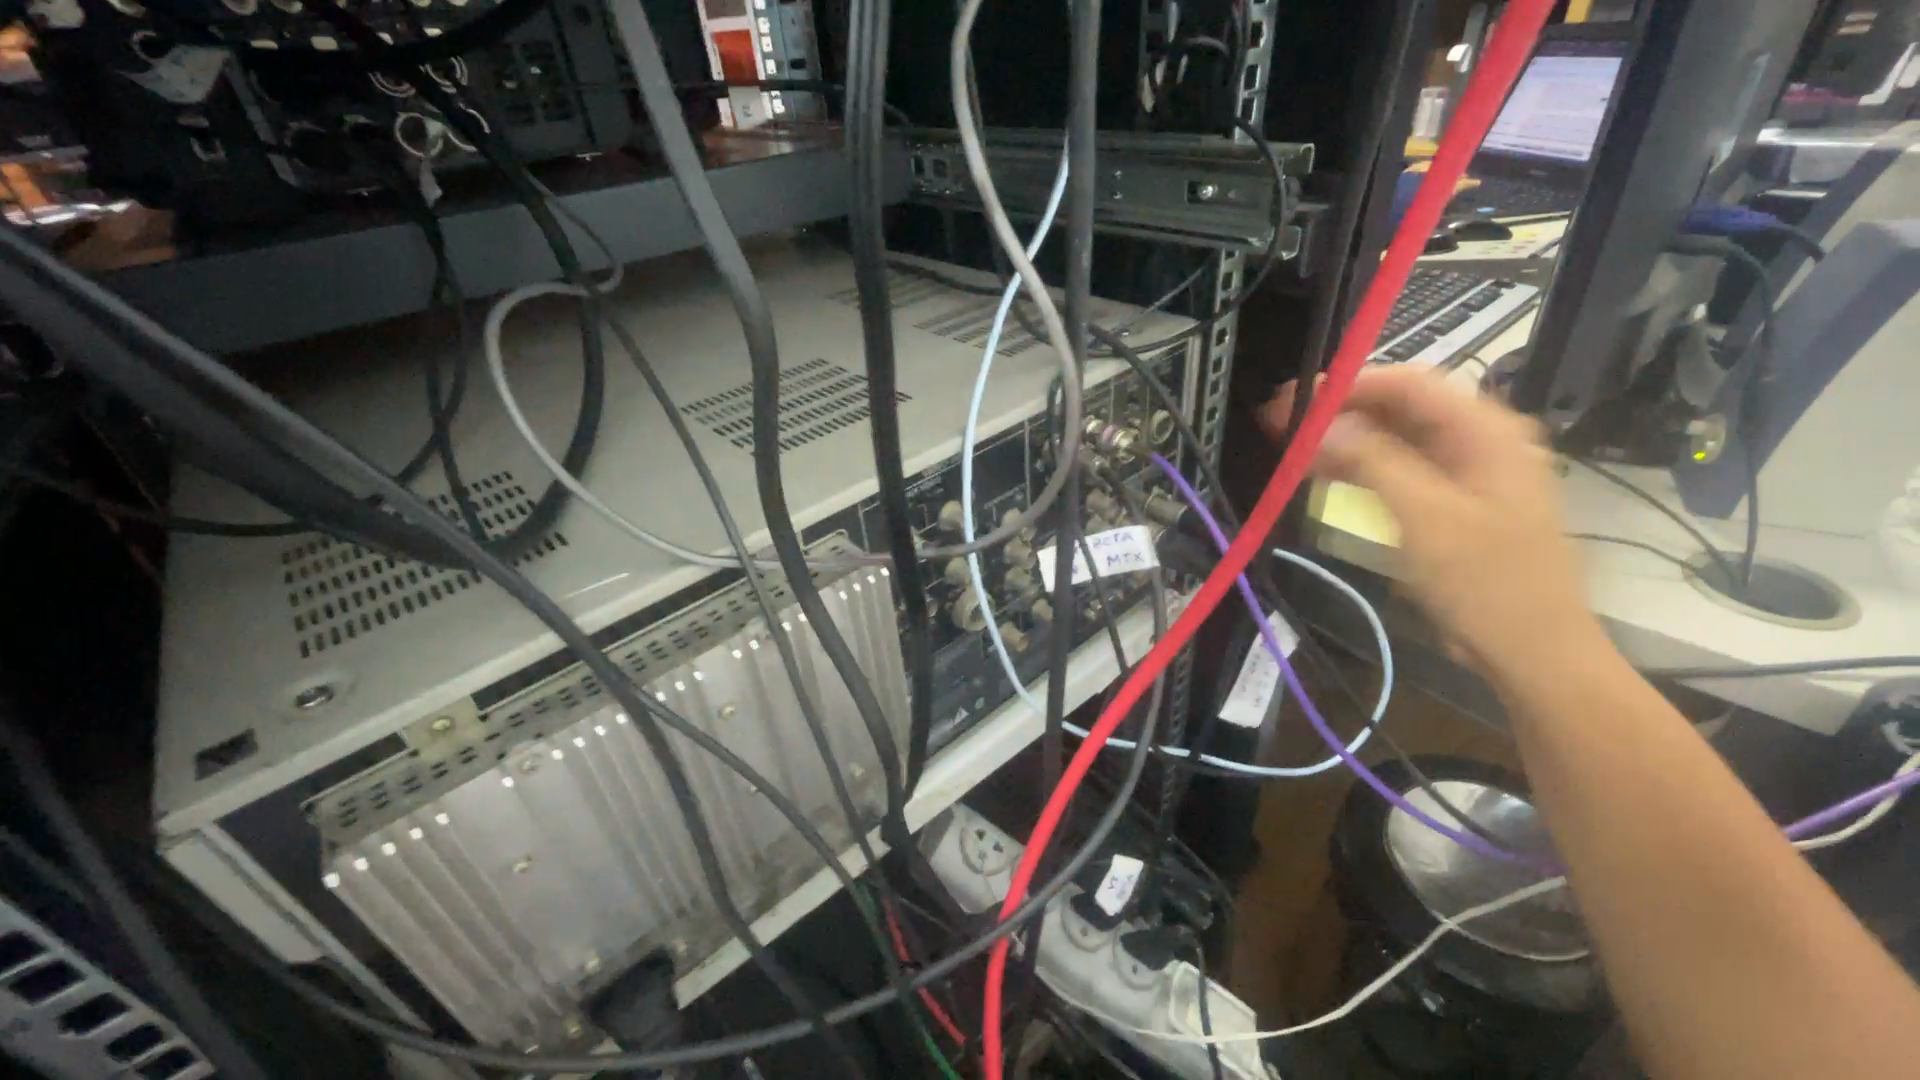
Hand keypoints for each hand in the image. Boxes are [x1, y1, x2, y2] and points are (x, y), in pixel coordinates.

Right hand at [1262, 368, 1605, 683]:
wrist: (1529, 650)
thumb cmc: (1486, 583)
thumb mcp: (1426, 518)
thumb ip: (1373, 462)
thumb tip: (1322, 425)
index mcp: (1486, 431)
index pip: (1409, 383)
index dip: (1349, 384)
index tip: (1294, 399)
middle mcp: (1477, 440)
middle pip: (1399, 407)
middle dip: (1339, 410)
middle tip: (1281, 421)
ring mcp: (1463, 472)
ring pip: (1393, 438)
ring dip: (1343, 438)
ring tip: (1290, 445)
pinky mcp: (1447, 501)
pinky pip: (1396, 468)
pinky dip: (1358, 466)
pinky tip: (1320, 471)